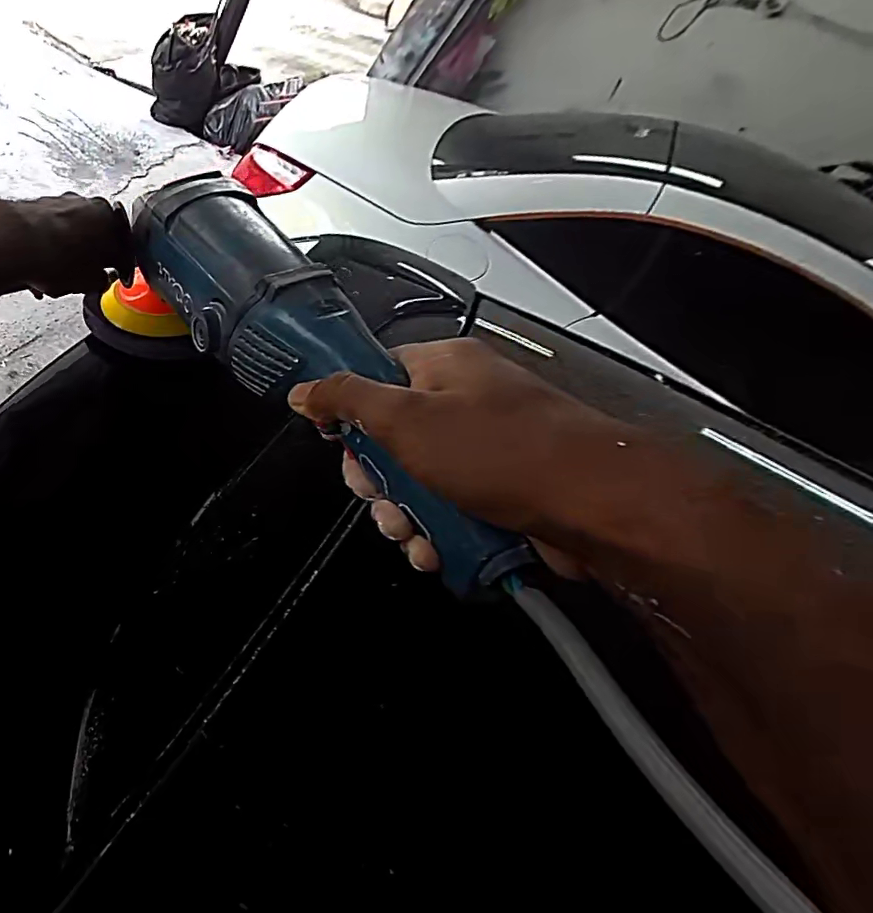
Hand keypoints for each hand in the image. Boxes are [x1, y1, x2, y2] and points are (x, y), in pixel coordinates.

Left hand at [0, 194, 132, 297]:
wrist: (13, 243)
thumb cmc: (52, 257)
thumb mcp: (86, 282)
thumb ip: (99, 281)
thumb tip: (98, 281)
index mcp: (110, 220)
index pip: (123, 247)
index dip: (121, 267)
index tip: (117, 277)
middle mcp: (87, 205)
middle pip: (94, 236)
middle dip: (89, 257)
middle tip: (85, 275)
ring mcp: (60, 203)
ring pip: (68, 233)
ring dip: (64, 254)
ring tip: (54, 277)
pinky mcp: (35, 207)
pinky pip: (46, 231)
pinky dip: (44, 248)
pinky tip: (36, 266)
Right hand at [287, 338, 627, 577]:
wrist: (606, 513)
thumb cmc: (515, 453)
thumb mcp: (402, 417)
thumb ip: (344, 398)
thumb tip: (305, 390)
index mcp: (442, 367)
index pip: (369, 375)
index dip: (345, 409)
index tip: (336, 436)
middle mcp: (463, 400)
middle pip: (383, 436)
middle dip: (373, 477)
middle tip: (377, 490)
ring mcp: (482, 445)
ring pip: (410, 478)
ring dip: (399, 511)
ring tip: (409, 529)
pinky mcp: (496, 486)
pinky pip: (442, 505)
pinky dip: (431, 529)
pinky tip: (433, 545)